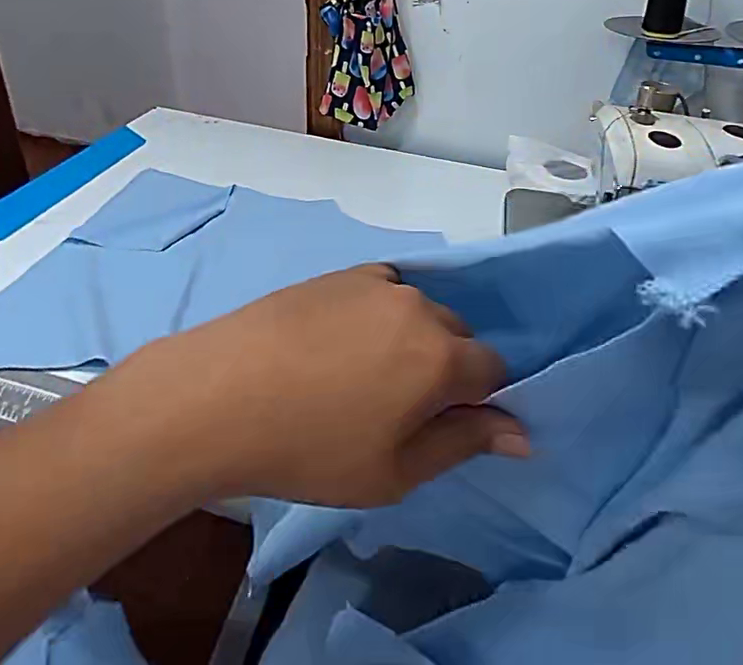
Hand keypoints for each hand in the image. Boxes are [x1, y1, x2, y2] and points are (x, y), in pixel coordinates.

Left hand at [90, 264, 526, 508]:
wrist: (222, 393)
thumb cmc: (312, 448)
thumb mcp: (396, 470)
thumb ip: (464, 442)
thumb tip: (520, 432)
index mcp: (442, 356)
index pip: (493, 370)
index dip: (478, 400)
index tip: (442, 424)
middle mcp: (419, 307)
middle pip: (458, 336)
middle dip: (446, 369)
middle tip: (398, 407)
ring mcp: (377, 283)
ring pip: (420, 312)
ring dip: (411, 340)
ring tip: (361, 375)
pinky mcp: (342, 273)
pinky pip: (383, 291)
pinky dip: (380, 314)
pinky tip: (342, 341)